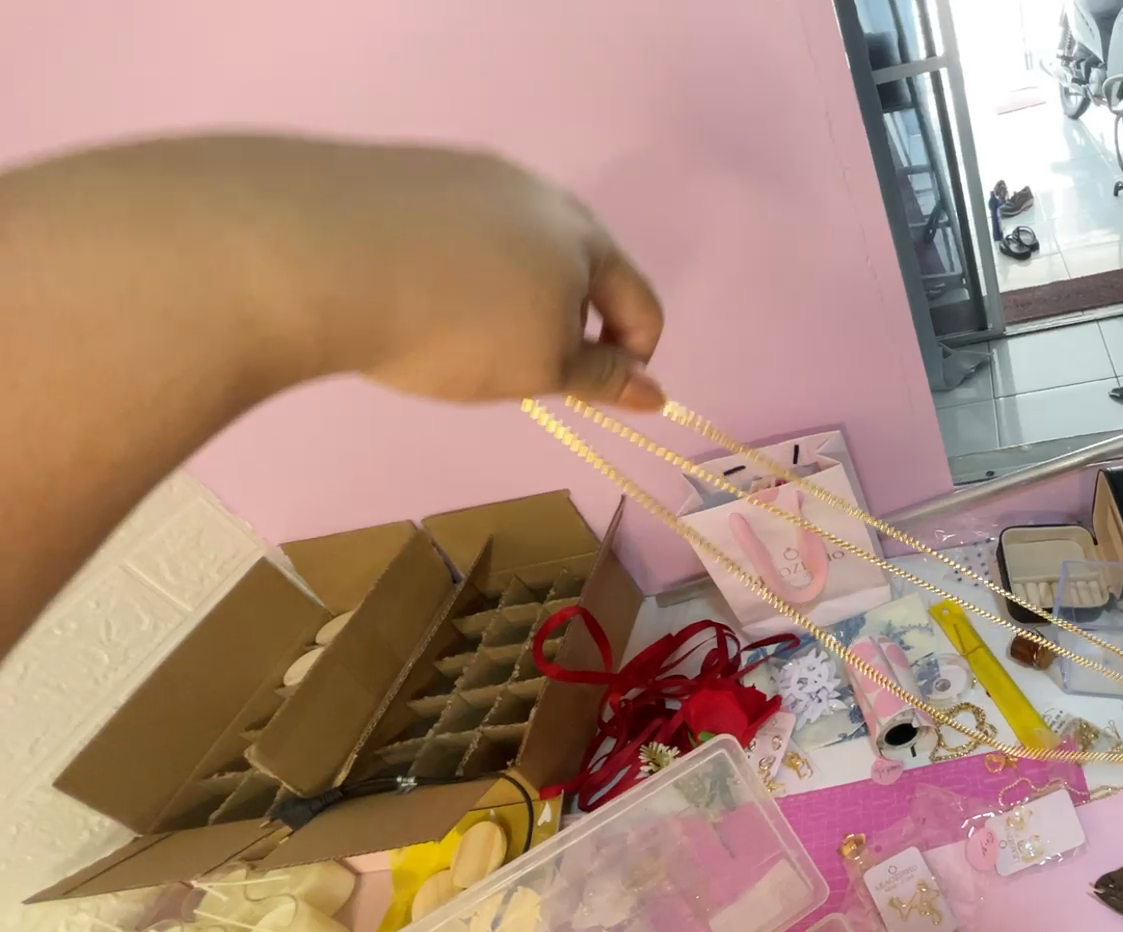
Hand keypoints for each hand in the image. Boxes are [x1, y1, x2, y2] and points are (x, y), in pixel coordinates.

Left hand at [18, 135, 664, 408]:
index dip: (632, 358)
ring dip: (517, 298)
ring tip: (461, 331)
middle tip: (524, 365)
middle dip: (570, 324)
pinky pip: (459, 231)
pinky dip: (461, 271)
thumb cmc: (454, 324)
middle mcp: (534, 192)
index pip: (642, 305)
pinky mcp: (400, 171)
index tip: (590, 391)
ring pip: (520, 250)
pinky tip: (415, 292)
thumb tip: (659, 396)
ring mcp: (464, 173)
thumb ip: (606, 380)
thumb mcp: (543, 367)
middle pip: (583, 272)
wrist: (291, 251)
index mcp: (584, 237)